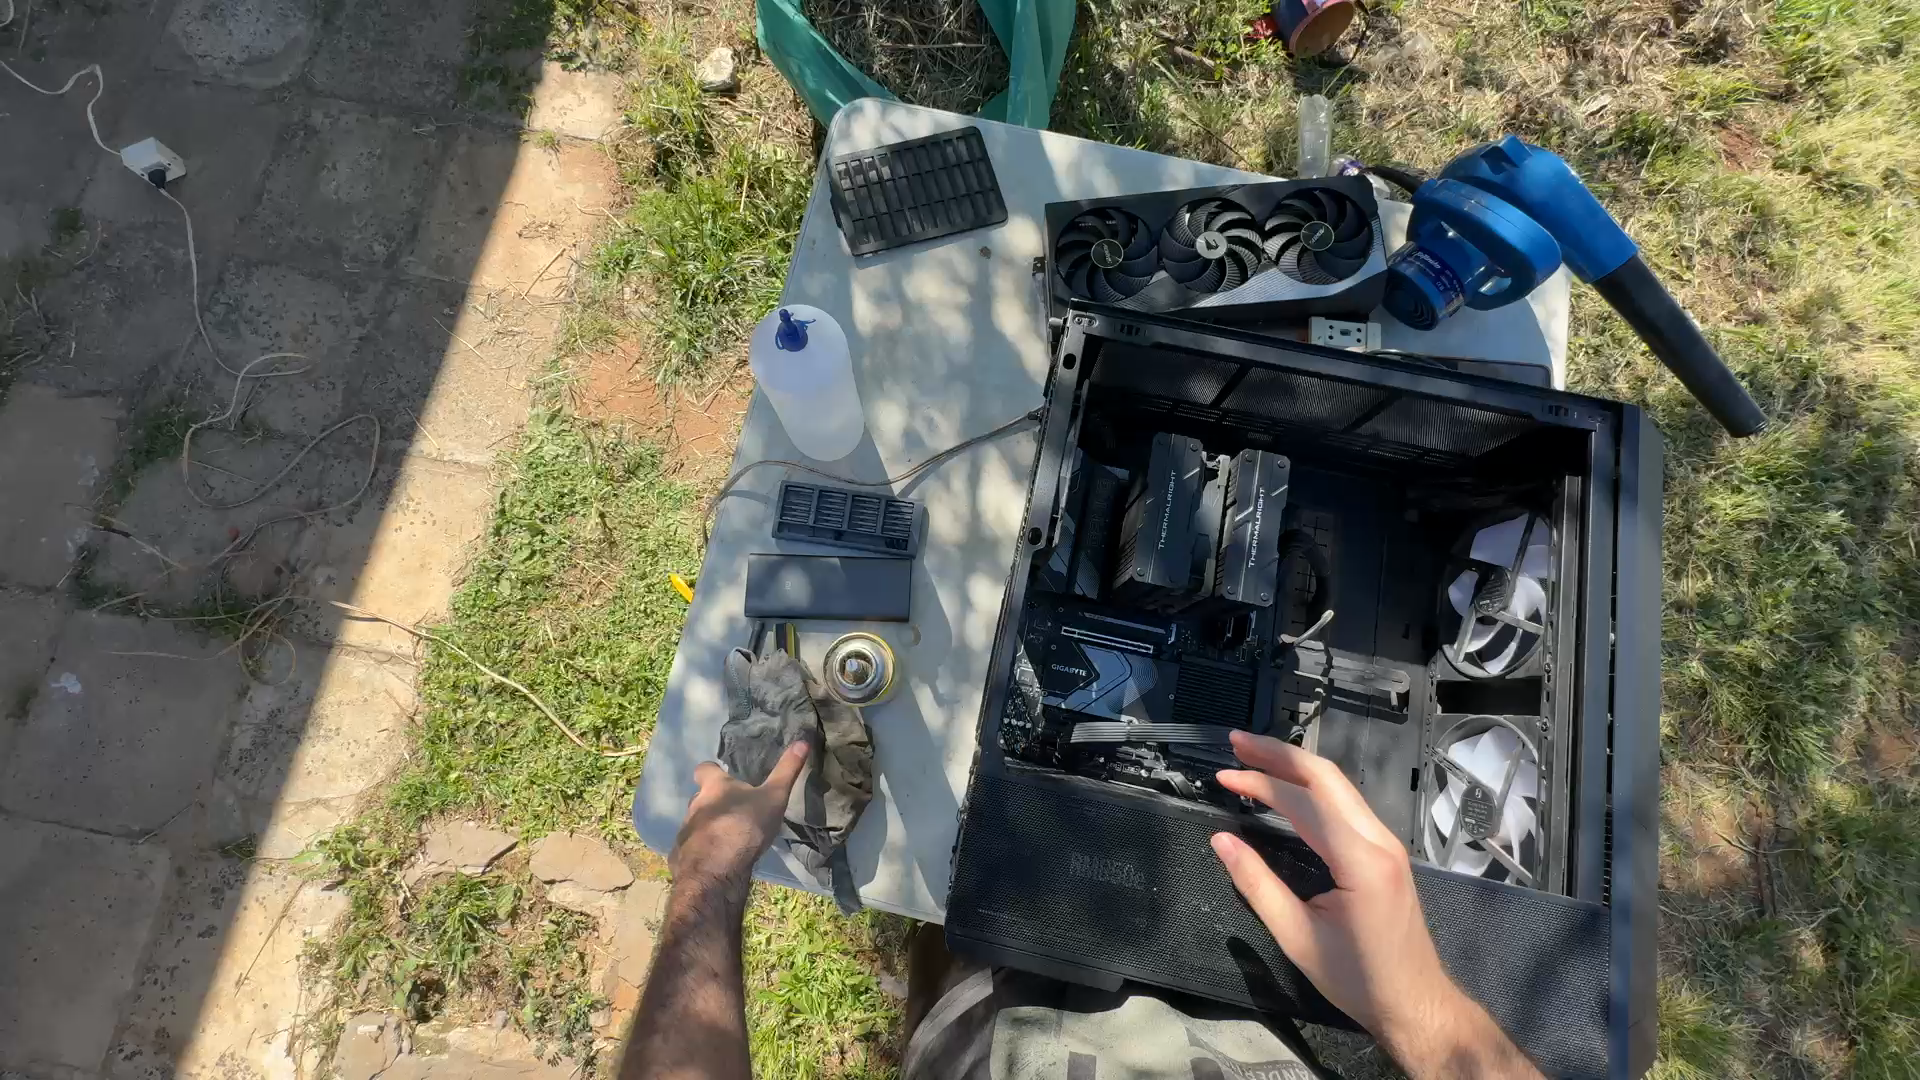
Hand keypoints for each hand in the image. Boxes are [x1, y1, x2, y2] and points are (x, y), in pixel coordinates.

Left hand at [670, 741, 807, 902]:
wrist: (716, 872)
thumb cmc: (745, 826)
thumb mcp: (774, 796)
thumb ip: (786, 770)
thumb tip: (802, 741)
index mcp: (714, 787)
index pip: (703, 769)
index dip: (712, 771)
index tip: (723, 775)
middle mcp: (694, 805)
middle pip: (701, 797)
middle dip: (715, 802)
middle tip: (736, 810)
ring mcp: (685, 832)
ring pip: (697, 823)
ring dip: (710, 827)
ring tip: (730, 837)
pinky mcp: (681, 856)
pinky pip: (692, 849)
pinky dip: (704, 851)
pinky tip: (718, 860)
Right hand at [1210, 731, 1539, 1078]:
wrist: (1419, 1007)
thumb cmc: (1358, 978)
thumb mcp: (1296, 937)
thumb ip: (1256, 883)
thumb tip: (1220, 839)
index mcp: (1360, 861)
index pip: (1303, 803)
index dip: (1259, 783)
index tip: (1223, 778)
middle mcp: (1379, 840)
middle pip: (1325, 776)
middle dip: (1277, 753)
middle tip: (1235, 741)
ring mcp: (1386, 841)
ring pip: (1337, 782)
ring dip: (1292, 763)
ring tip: (1252, 753)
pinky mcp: (1384, 847)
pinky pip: (1344, 798)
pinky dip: (1308, 782)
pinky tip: (1285, 782)